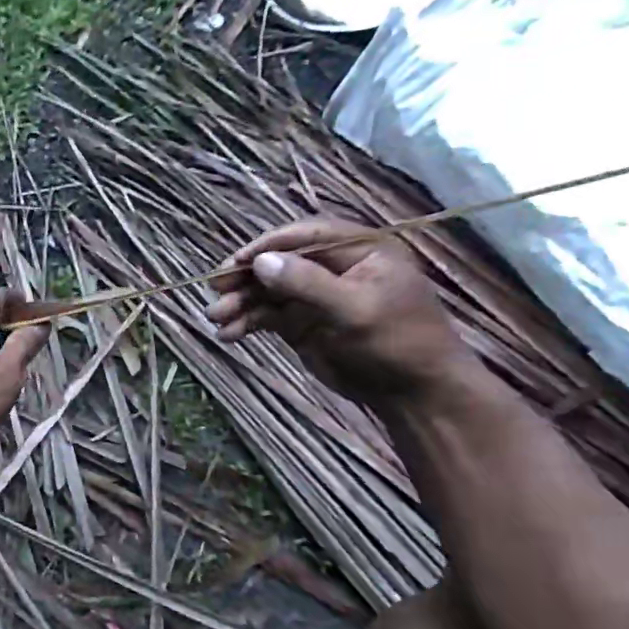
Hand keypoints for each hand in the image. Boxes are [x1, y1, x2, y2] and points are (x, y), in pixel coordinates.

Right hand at [204, 218, 479, 405]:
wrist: (412, 392)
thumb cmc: (398, 342)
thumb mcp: (356, 309)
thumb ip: (308, 284)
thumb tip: (262, 261)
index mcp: (357, 249)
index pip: (304, 235)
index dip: (267, 246)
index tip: (234, 263)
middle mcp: (332, 267)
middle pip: (279, 263)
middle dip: (246, 278)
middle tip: (215, 290)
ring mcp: (314, 297)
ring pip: (268, 292)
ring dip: (240, 304)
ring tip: (215, 319)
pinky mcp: (302, 324)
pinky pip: (267, 317)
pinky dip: (247, 324)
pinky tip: (228, 335)